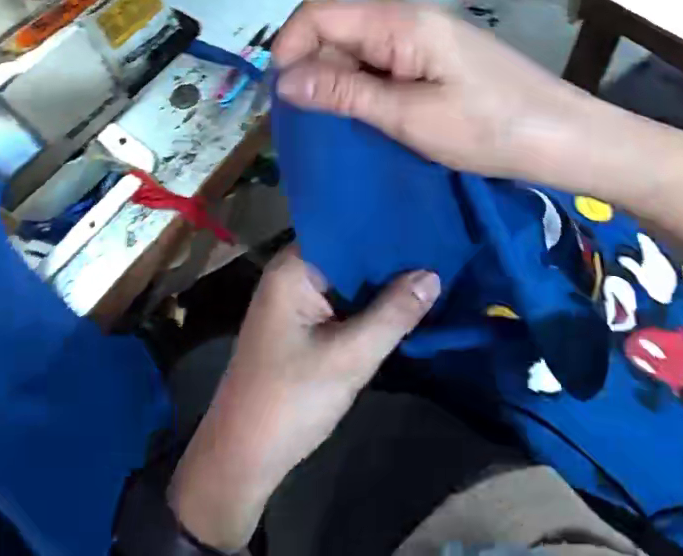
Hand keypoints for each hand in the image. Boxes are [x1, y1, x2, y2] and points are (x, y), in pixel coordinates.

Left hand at [168, 245, 439, 550]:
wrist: (242, 460)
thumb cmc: (291, 400)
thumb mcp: (350, 357)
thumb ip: (393, 313)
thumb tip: (434, 273)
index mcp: (294, 267)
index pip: (347, 230)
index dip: (387, 227)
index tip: (428, 221)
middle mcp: (292, 273)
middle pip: (350, 252)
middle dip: (390, 254)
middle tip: (440, 245)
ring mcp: (296, 299)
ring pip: (349, 278)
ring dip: (382, 280)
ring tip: (433, 265)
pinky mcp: (302, 323)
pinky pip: (343, 299)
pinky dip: (369, 301)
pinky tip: (403, 300)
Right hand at [271, 0, 609, 185]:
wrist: (566, 137)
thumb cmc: (490, 130)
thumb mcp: (411, 117)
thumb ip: (345, 92)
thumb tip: (283, 80)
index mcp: (401, 21)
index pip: (319, 13)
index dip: (289, 48)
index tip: (281, 99)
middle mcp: (409, 16)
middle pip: (336, 26)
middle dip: (311, 66)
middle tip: (307, 122)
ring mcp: (425, 35)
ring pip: (358, 45)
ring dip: (337, 78)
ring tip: (335, 124)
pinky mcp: (437, 54)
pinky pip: (384, 59)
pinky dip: (365, 84)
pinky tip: (368, 116)